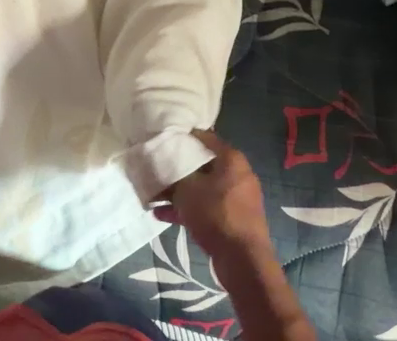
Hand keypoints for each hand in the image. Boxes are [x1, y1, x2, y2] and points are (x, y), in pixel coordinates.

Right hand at [155, 129, 272, 262]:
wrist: (243, 261)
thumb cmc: (216, 214)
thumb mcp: (188, 189)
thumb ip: (173, 172)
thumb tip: (161, 162)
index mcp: (231, 159)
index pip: (204, 136)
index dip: (182, 136)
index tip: (162, 137)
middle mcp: (237, 175)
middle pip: (201, 165)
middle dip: (176, 168)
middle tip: (154, 167)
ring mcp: (235, 199)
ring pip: (201, 188)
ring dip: (178, 192)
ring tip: (153, 195)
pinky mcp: (232, 219)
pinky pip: (206, 207)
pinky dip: (187, 209)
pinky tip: (161, 215)